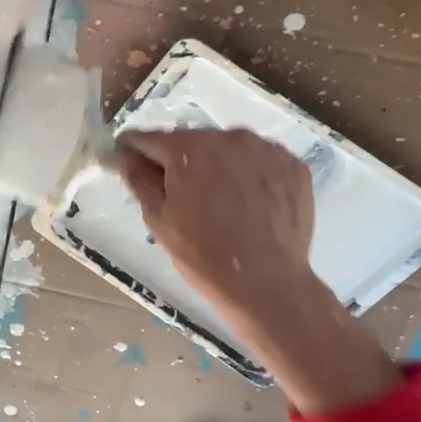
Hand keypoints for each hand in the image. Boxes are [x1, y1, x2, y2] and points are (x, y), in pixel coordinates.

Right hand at [116, 128, 315, 306]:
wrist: (268, 284)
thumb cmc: (203, 253)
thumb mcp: (158, 218)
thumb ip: (138, 178)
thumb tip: (126, 155)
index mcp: (189, 147)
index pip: (148, 138)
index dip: (136, 153)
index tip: (133, 168)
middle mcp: (229, 136)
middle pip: (192, 141)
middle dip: (182, 162)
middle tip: (183, 197)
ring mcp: (267, 149)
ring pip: (228, 149)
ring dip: (218, 166)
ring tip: (221, 202)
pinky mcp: (294, 165)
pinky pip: (260, 161)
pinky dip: (250, 175)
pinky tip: (250, 204)